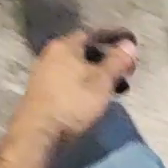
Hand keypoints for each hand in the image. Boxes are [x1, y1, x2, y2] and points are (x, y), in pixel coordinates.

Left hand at [11, 29, 138, 142]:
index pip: (94, 34)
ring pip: (78, 67)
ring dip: (98, 74)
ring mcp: (44, 73)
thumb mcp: (102, 81)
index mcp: (65, 45)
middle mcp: (51, 54)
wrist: (37, 134)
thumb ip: (117, 61)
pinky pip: (70, 79)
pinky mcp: (42, 91)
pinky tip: (95, 97)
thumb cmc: (72, 103)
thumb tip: (129, 44)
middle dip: (108, 59)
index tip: (131, 46)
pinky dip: (86, 83)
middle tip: (126, 70)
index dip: (114, 38)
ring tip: (115, 88)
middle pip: (85, 50)